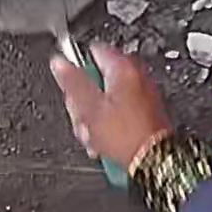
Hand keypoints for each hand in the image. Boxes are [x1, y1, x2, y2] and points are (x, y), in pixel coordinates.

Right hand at [49, 44, 173, 166]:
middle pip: (95, 79)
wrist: (153, 160)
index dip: (75, 68)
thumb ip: (72, 82)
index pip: (92, 51)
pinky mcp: (143, 112)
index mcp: (122, 68)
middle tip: (82, 116)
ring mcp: (141, 94)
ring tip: (93, 132)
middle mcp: (135, 76)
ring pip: (103, 99)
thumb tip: (58, 62)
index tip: (69, 85)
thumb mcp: (89, 107)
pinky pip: (115, 112)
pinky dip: (106, 124)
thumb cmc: (125, 135)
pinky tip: (103, 139)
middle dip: (82, 100)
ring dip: (91, 117)